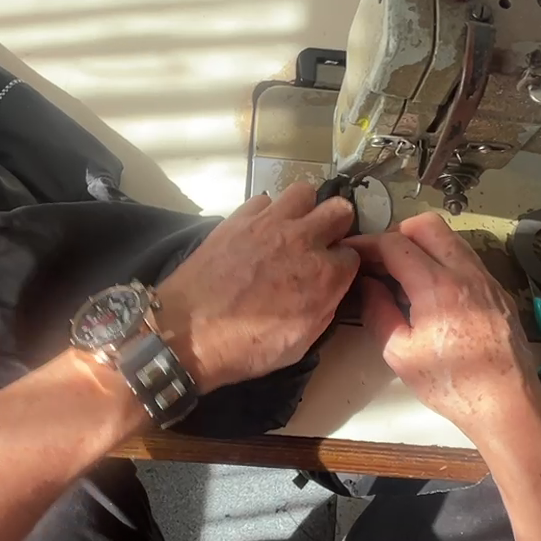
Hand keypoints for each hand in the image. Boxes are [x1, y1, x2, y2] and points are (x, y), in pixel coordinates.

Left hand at [156, 182, 357, 391]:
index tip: (332, 273)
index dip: (343, 265)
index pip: (353, 255)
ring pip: (304, 192)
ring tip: (291, 229)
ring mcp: (269, 223)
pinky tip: (257, 233)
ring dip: (303, 210)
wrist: (187, 332)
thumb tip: (331, 289)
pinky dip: (267, 213)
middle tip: (320, 243)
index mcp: (324, 275)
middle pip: (339, 210)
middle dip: (335, 226)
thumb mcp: (301, 342)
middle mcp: (302, 241)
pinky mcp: (239, 217)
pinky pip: (264, 200)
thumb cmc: (245, 348)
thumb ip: (325, 307)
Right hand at [347, 212, 540, 440]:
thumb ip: (379, 312)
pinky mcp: (498, 290)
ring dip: (421, 244)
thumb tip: (367, 284)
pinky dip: (442, 260)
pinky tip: (430, 290)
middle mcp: (464, 272)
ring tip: (403, 273)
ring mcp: (486, 278)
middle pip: (426, 225)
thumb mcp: (399, 354)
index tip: (350, 252)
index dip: (367, 243)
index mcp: (436, 286)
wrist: (506, 404)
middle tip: (379, 259)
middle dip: (397, 233)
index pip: (395, 244)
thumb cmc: (448, 383)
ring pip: (450, 238)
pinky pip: (466, 258)